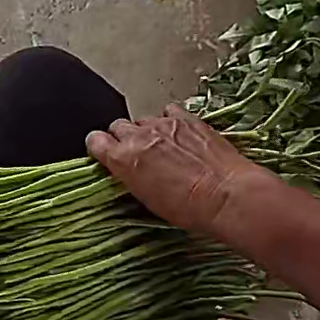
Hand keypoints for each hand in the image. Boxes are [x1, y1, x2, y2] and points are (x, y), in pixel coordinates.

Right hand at [85, 105, 285, 237]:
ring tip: (165, 148)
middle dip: (125, 138)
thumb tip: (128, 170)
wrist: (224, 195)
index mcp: (122, 159)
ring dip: (149, 131)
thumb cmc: (187, 208)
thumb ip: (130, 177)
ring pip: (144, 119)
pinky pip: (169, 111)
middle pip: (118, 126)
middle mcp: (138, 136)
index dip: (101, 147)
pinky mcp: (186, 118)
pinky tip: (180, 134)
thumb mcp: (147, 200)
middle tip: (139, 154)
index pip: (95, 140)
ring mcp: (163, 124)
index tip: (107, 153)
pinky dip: (171, 120)